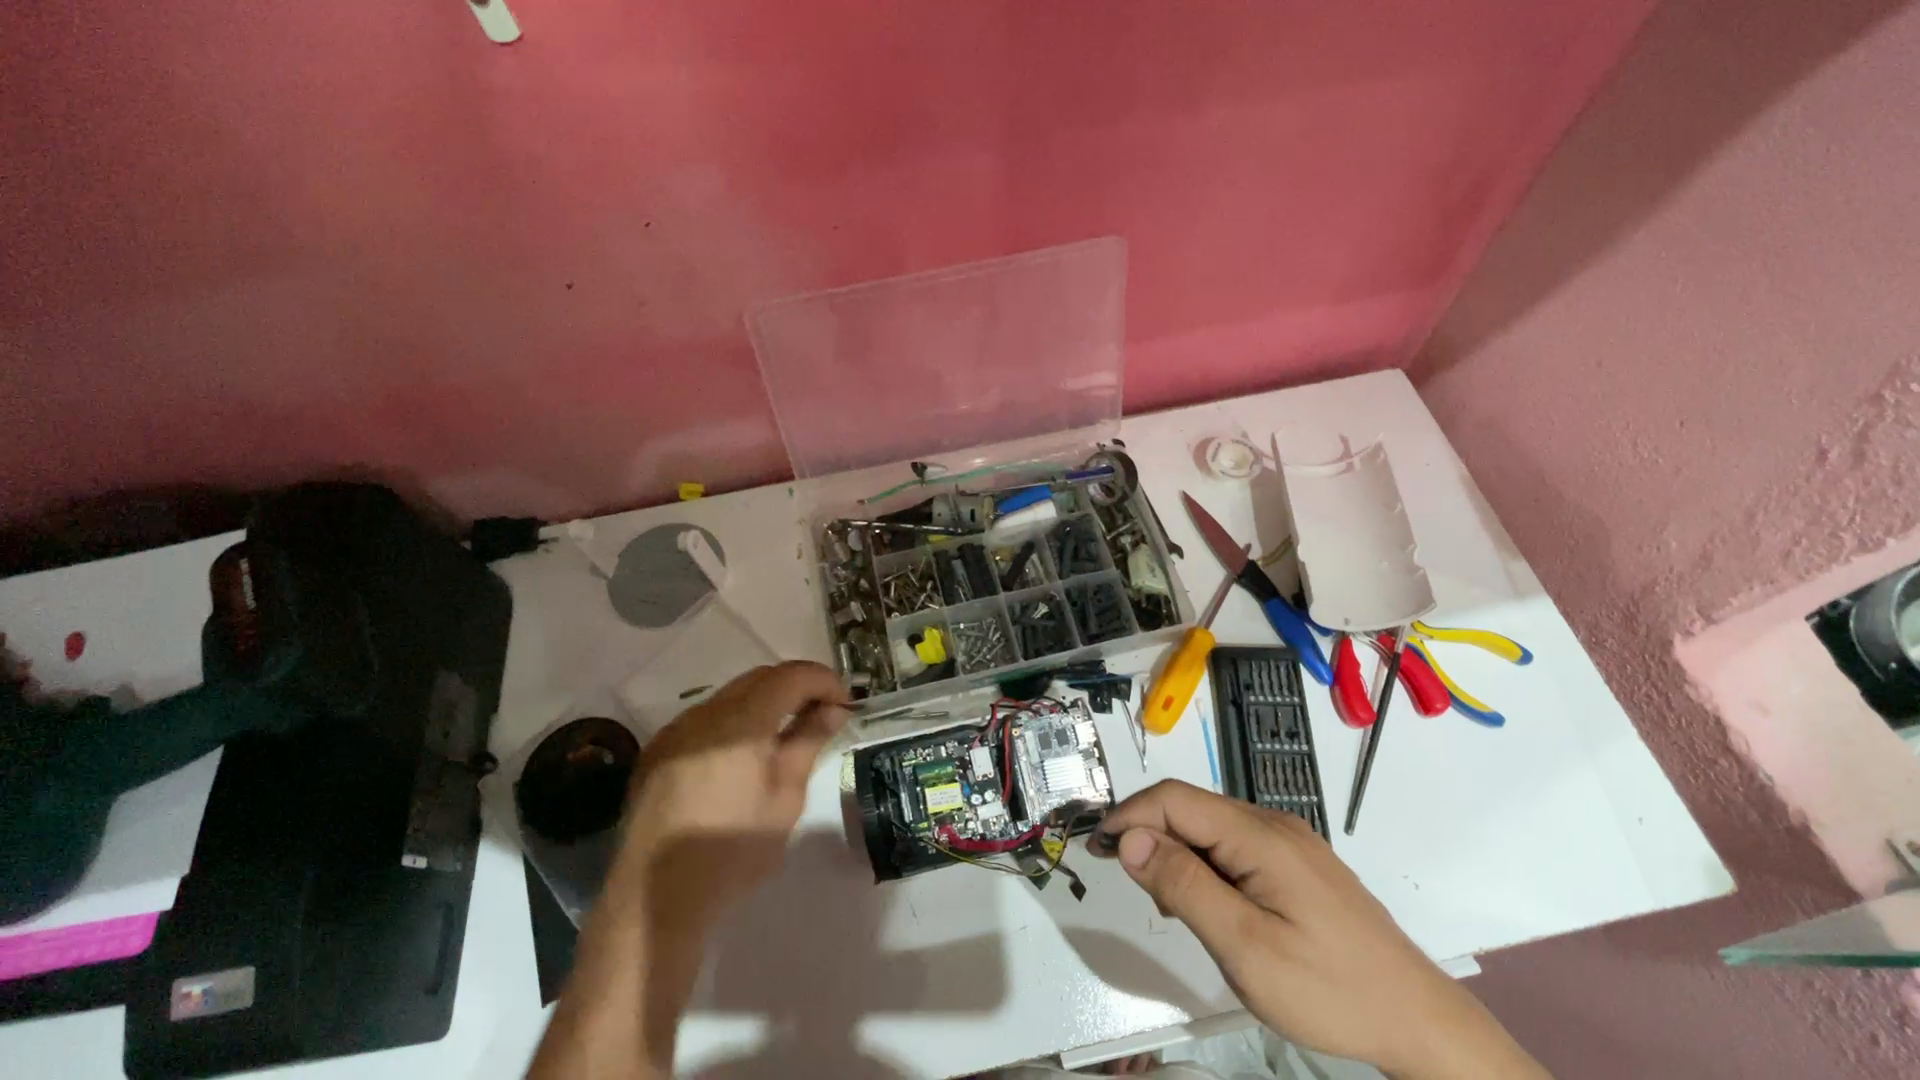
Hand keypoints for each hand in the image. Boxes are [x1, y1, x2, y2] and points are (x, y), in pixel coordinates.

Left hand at [608, 661, 849, 928]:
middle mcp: (705, 712)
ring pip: (730, 697)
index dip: (824, 682)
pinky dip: (733, 725)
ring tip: (785, 736)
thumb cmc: (735, 849)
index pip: (792, 676)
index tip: (844, 706)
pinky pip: (705, 721)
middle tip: (822, 716)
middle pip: (759, 678)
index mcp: (742, 720)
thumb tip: (832, 710)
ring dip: (764, 704)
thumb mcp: (786, 797)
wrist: (659, 894)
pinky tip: (742, 759)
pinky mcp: (659, 751)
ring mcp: (676, 730)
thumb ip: (808, 742)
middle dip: (796, 688)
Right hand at [1089, 781, 1546, 1079]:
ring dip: (1178, 858)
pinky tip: (1213, 911)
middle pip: (1191, 809)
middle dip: (1152, 841)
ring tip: (1181, 915)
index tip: (1096, 853)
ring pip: (1210, 829)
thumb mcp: (1245, 945)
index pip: (1174, 798)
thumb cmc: (1328, 988)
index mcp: (1260, 836)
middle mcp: (1273, 825)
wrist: (1416, 1018)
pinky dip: (1206, 869)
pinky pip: (1234, 849)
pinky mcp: (1298, 867)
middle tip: (1150, 901)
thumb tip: (1130, 837)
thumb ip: (1184, 885)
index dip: (1128, 817)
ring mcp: (1289, 844)